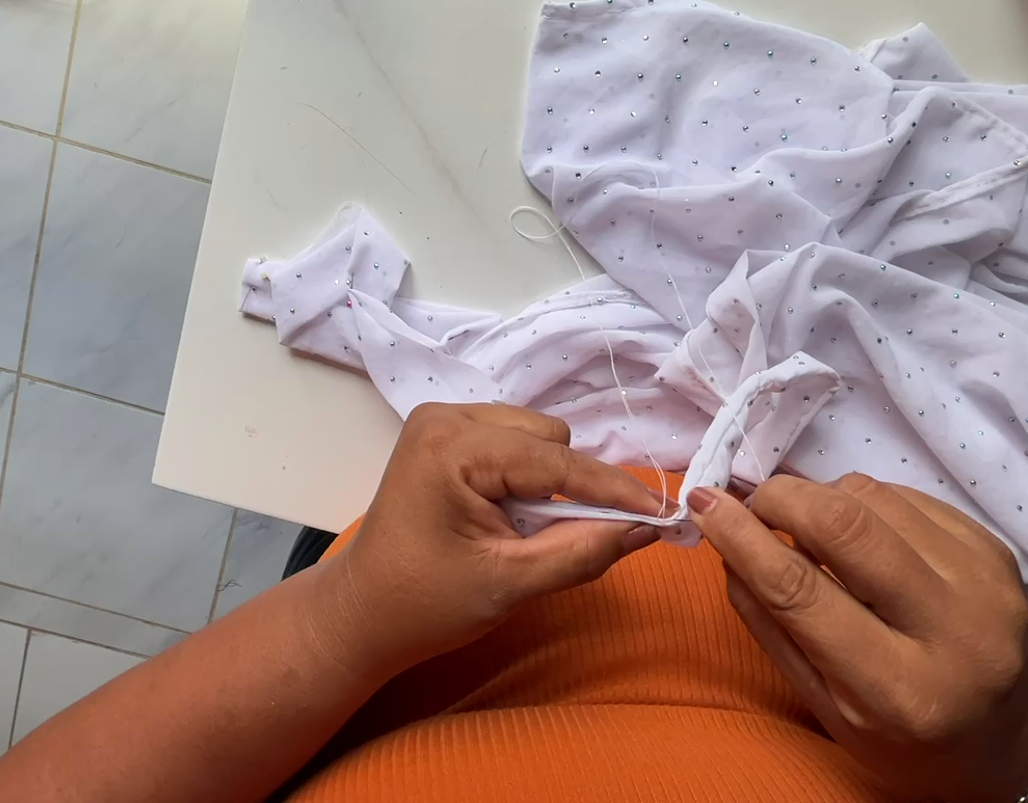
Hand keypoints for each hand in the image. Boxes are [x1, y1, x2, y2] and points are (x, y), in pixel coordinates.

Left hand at [323, 402, 661, 674]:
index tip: (664, 511)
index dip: (612, 489)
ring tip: (525, 528)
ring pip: (534, 433)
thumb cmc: (426, 604)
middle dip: (571, 486)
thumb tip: (646, 528)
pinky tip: (509, 510)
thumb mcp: (510, 584)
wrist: (363, 611)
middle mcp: (446, 416)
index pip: (553, 462)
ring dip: (549, 478)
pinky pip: (513, 438)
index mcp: (452, 448)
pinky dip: (527, 472)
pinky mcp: (444, 430)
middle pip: (547, 437)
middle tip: (567, 537)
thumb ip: (582, 551)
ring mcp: (442, 418)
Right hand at [688, 473, 1027, 802]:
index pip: (800, 591)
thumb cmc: (899, 733)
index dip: (741, 536)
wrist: (1011, 737)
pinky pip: (898, 491)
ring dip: (818, 498)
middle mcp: (955, 633)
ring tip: (813, 533)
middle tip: (752, 504)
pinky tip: (862, 536)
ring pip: (867, 494)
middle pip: (843, 525)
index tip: (702, 500)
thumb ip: (766, 619)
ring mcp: (985, 582)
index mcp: (901, 692)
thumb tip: (723, 534)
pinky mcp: (993, 547)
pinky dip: (858, 500)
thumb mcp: (820, 700)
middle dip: (779, 498)